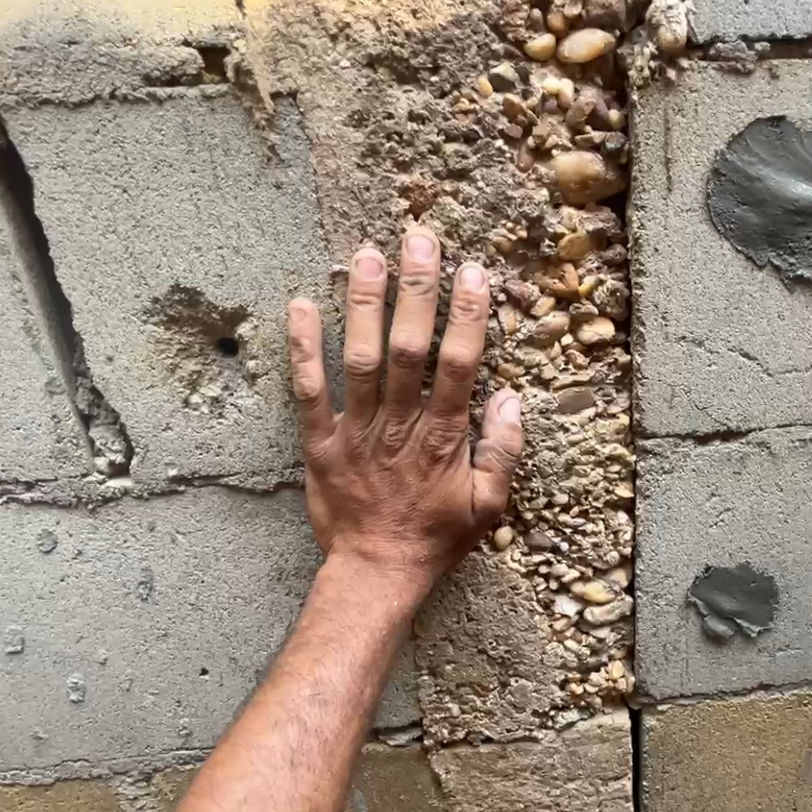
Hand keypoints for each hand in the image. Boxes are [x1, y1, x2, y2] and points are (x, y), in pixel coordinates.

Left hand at [286, 230, 522, 596]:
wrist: (377, 572)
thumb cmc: (437, 538)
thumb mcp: (490, 507)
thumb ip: (504, 453)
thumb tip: (512, 399)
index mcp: (444, 439)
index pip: (457, 367)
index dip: (465, 317)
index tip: (471, 273)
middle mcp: (400, 427)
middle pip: (407, 350)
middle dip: (415, 292)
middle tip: (418, 239)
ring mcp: (356, 433)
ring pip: (359, 360)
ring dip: (363, 306)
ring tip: (367, 255)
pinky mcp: (320, 444)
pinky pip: (308, 393)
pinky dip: (302, 350)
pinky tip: (299, 306)